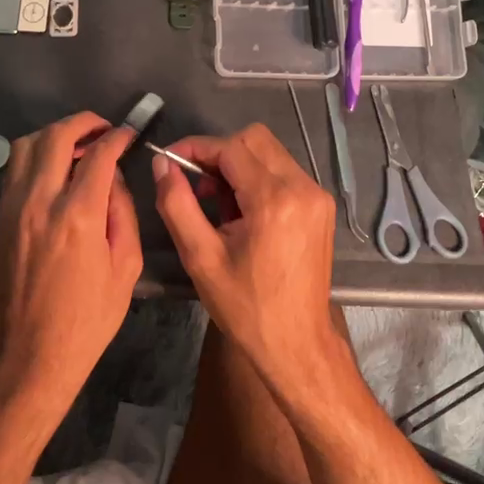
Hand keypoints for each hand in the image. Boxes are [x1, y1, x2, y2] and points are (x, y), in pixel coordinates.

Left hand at [0, 112, 142, 406]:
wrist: (29, 356)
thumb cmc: (87, 319)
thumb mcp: (126, 269)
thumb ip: (123, 214)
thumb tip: (113, 179)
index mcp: (78, 216)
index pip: (98, 154)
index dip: (117, 136)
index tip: (128, 133)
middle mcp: (39, 202)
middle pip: (56, 137)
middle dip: (83, 123)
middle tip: (102, 129)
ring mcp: (12, 209)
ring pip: (25, 146)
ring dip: (53, 136)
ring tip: (75, 146)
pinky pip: (13, 172)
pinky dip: (35, 158)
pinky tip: (53, 172)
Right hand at [152, 124, 348, 397]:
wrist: (297, 344)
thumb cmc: (246, 308)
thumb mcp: (200, 257)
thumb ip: (177, 204)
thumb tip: (162, 165)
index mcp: (274, 200)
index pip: (230, 148)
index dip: (195, 148)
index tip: (169, 161)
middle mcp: (303, 188)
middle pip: (254, 139)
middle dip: (219, 154)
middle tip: (196, 186)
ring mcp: (317, 196)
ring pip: (270, 153)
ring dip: (238, 166)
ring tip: (218, 206)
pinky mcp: (322, 207)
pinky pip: (284, 173)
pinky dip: (258, 179)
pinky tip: (242, 214)